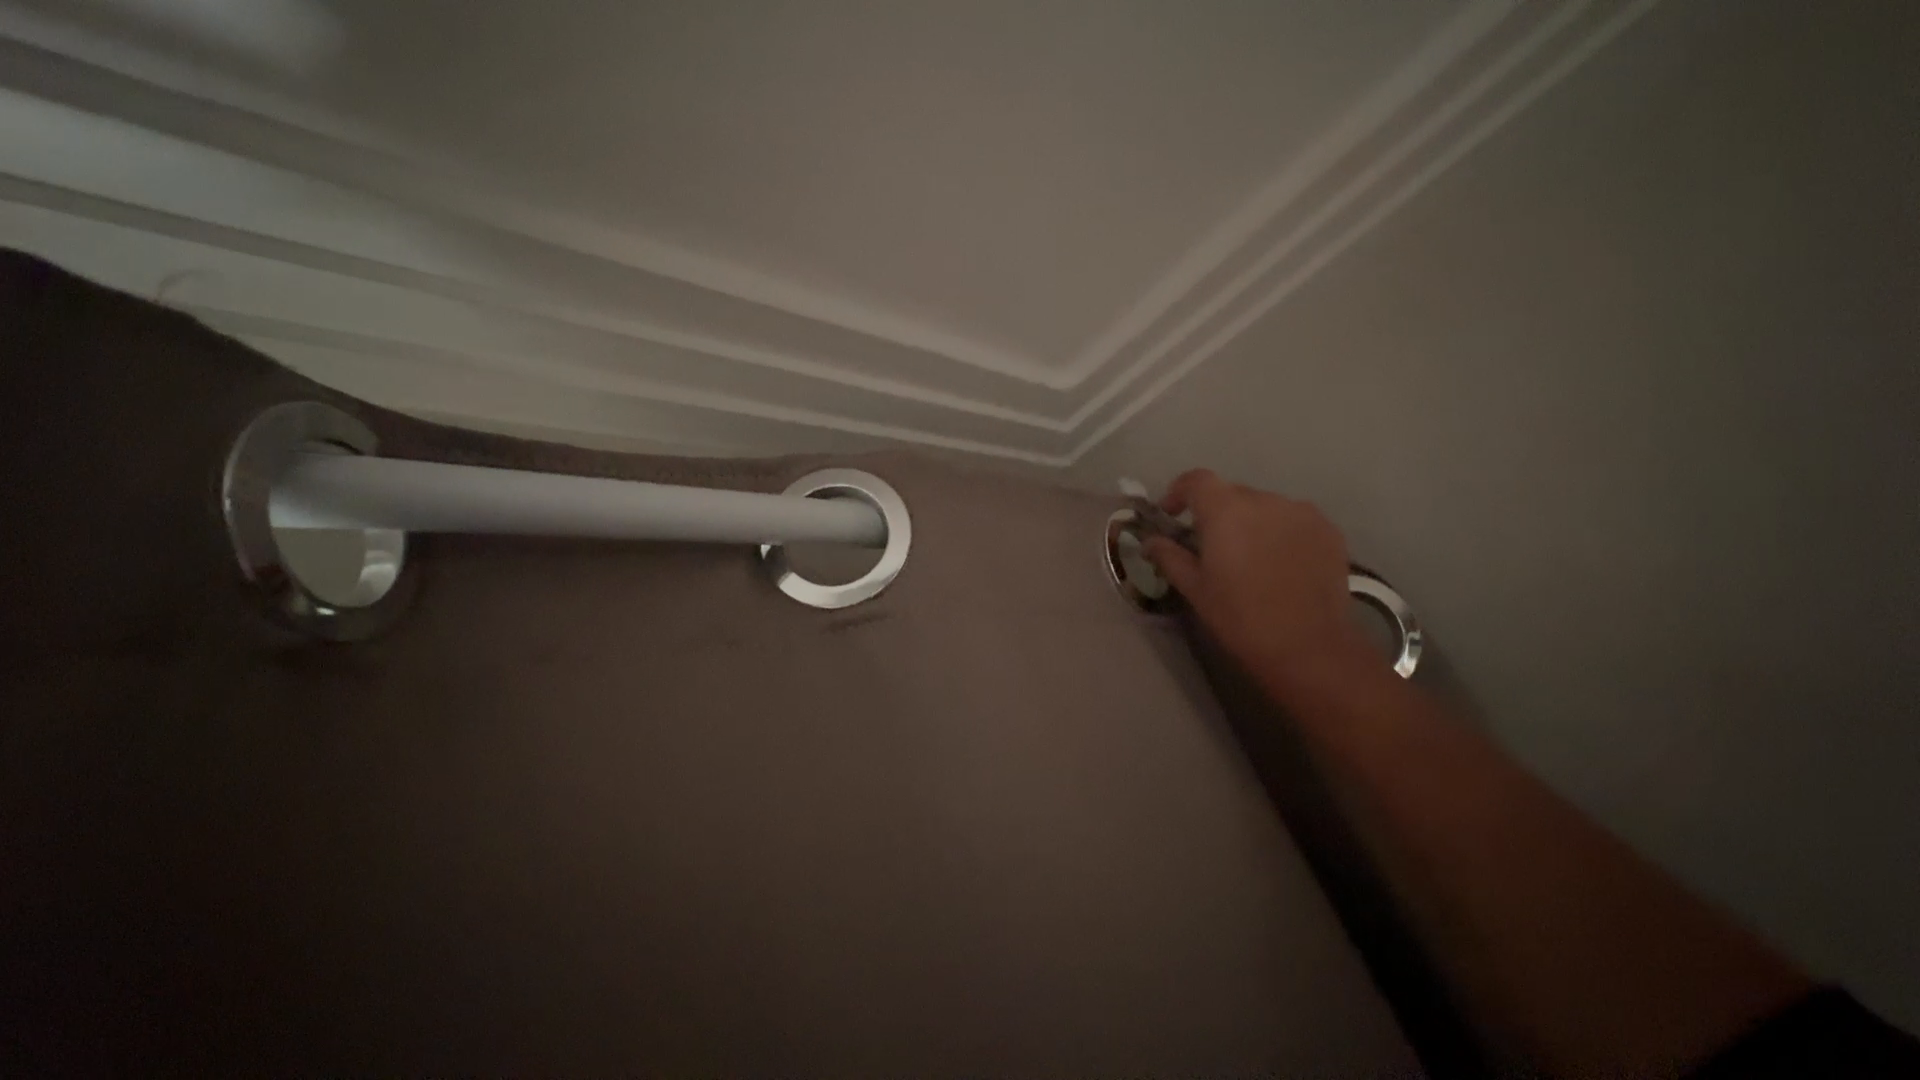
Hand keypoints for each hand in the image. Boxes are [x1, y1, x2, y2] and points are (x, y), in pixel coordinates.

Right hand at [1143, 470, 1367, 684]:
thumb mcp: (1196, 590)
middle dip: (1217, 513)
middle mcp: (1265, 500)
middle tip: (1212, 547)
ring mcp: (1301, 512)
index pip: (1197, 480)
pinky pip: (1295, 520)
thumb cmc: (1240, 618)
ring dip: (1252, 523)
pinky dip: (1281, 533)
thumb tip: (1151, 542)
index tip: (1172, 515)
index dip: (1180, 491)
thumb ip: (1170, 557)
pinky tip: (1281, 564)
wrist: (1308, 646)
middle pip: (1232, 494)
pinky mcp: (1328, 529)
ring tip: (1251, 558)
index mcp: (1226, 510)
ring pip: (1266, 507)